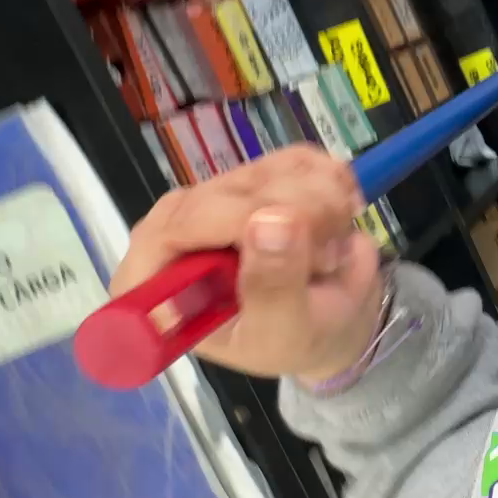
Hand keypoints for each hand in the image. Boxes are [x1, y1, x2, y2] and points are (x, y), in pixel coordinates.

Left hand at [112, 146, 384, 383]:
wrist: (336, 321)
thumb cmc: (296, 341)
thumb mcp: (283, 332)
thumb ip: (273, 285)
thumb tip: (272, 221)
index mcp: (155, 281)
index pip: (176, 225)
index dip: (242, 221)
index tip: (305, 242)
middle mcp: (180, 231)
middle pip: (232, 190)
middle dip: (301, 215)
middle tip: (327, 258)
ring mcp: (225, 197)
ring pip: (275, 169)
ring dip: (325, 203)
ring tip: (331, 246)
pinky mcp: (268, 176)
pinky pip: (302, 157)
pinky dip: (336, 181)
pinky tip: (342, 213)